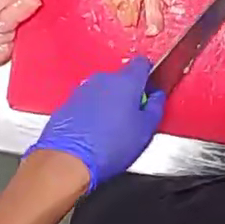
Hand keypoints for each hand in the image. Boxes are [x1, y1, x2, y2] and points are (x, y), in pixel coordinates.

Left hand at [27, 57, 165, 191]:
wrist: (69, 160)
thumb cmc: (108, 146)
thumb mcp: (145, 130)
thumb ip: (155, 108)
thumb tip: (157, 98)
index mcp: (126, 81)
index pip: (142, 63)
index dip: (148, 75)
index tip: (151, 89)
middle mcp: (103, 80)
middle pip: (121, 79)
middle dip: (128, 95)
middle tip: (134, 119)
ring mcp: (82, 90)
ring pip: (102, 92)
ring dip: (109, 105)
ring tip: (112, 132)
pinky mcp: (67, 104)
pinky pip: (86, 104)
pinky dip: (91, 114)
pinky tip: (94, 135)